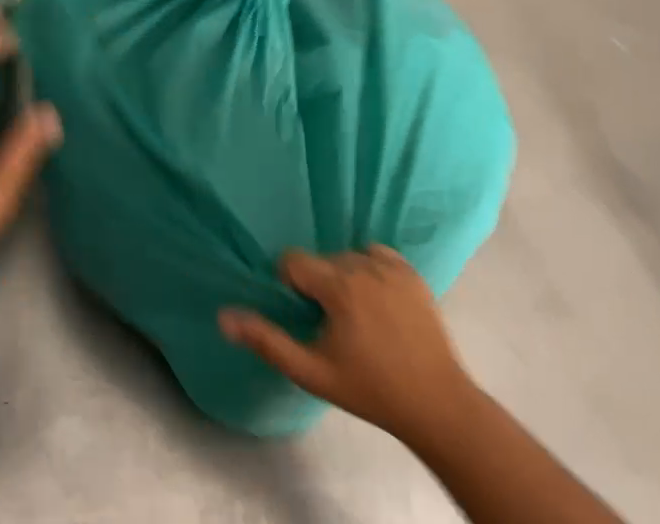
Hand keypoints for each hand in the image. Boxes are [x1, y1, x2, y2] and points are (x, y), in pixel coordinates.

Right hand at [220, 245, 479, 445]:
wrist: (436, 403)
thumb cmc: (368, 389)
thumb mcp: (310, 371)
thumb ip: (266, 340)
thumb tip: (223, 316)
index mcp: (340, 287)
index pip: (294, 261)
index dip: (290, 285)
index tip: (303, 315)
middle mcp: (366, 267)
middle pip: (322, 260)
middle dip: (316, 284)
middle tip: (328, 323)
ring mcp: (394, 269)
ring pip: (348, 257)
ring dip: (342, 276)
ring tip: (352, 315)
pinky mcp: (414, 275)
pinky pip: (377, 256)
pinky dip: (369, 269)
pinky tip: (373, 300)